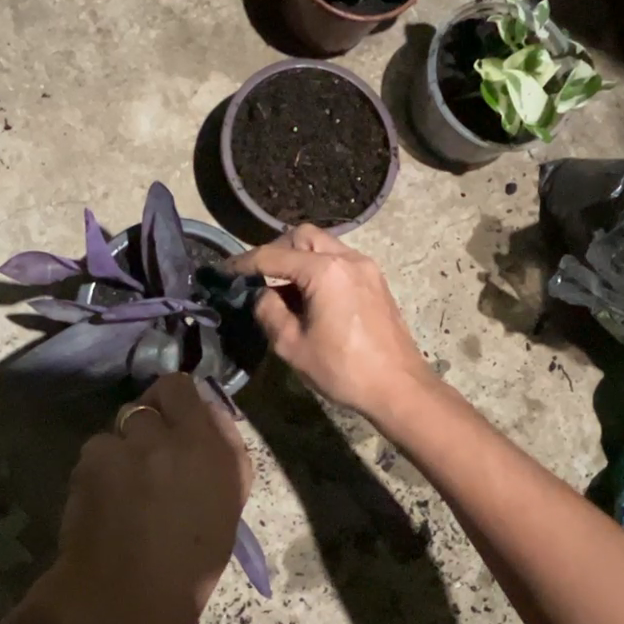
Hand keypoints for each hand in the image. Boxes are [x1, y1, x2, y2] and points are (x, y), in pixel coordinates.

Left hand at [38, 373, 252, 623]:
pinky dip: (100, 465)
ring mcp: (131, 444)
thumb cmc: (189, 568)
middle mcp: (176, 436)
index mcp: (216, 450)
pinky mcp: (93, 457)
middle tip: (149, 450)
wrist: (125, 600)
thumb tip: (206, 418)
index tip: (178, 420)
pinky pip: (98, 447)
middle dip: (152, 416)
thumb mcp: (226, 507)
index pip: (187, 388)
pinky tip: (103, 498)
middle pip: (155, 396)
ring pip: (123, 423)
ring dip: (125, 443)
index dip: (178, 400)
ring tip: (124, 484)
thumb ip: (219, 453)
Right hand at [227, 225, 435, 417]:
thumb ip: (269, 312)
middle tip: (258, 276)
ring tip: (283, 290)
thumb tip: (261, 295)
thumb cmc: (343, 369)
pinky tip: (309, 297)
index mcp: (324, 271)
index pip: (273, 256)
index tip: (224, 270)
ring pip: (324, 246)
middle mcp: (347, 259)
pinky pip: (340, 261)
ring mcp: (366, 268)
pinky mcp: (375, 281)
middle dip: (276, 250)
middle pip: (303, 236)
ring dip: (299, 259)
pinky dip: (319, 268)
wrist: (398, 386)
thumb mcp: (292, 346)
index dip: (244, 262)